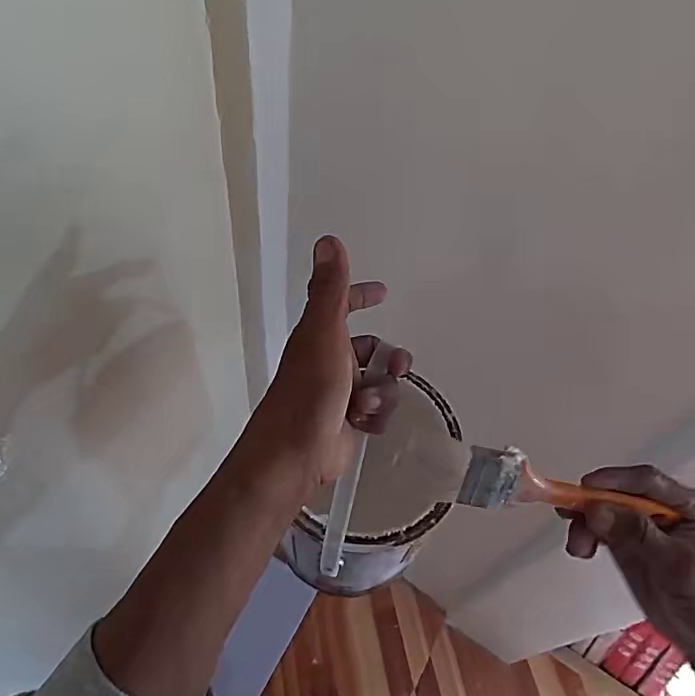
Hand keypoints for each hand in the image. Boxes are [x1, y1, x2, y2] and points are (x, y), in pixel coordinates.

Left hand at [241, 235, 409, 490]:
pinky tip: (363, 423)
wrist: (299, 452)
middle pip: (372, 349)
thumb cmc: (308, 394)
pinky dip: (376, 416)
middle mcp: (329, 362)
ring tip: (364, 406)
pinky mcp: (348, 421)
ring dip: (382, 393)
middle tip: (395, 367)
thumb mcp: (324, 333)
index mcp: (320, 337)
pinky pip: (378, 411)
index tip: (381, 293)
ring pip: (380, 383)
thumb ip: (330, 289)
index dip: (362, 296)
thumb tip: (328, 243)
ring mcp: (339, 393)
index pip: (343, 306)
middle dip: (389, 358)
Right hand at [560, 466, 694, 660]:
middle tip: (572, 520)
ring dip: (586, 523)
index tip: (585, 487)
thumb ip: (639, 536)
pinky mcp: (629, 545)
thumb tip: (597, 509)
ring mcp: (646, 528)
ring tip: (579, 548)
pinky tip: (582, 550)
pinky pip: (601, 530)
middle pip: (621, 494)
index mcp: (691, 507)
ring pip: (606, 511)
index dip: (615, 480)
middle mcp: (667, 511)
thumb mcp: (680, 567)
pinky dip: (586, 536)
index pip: (648, 482)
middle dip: (594, 506)